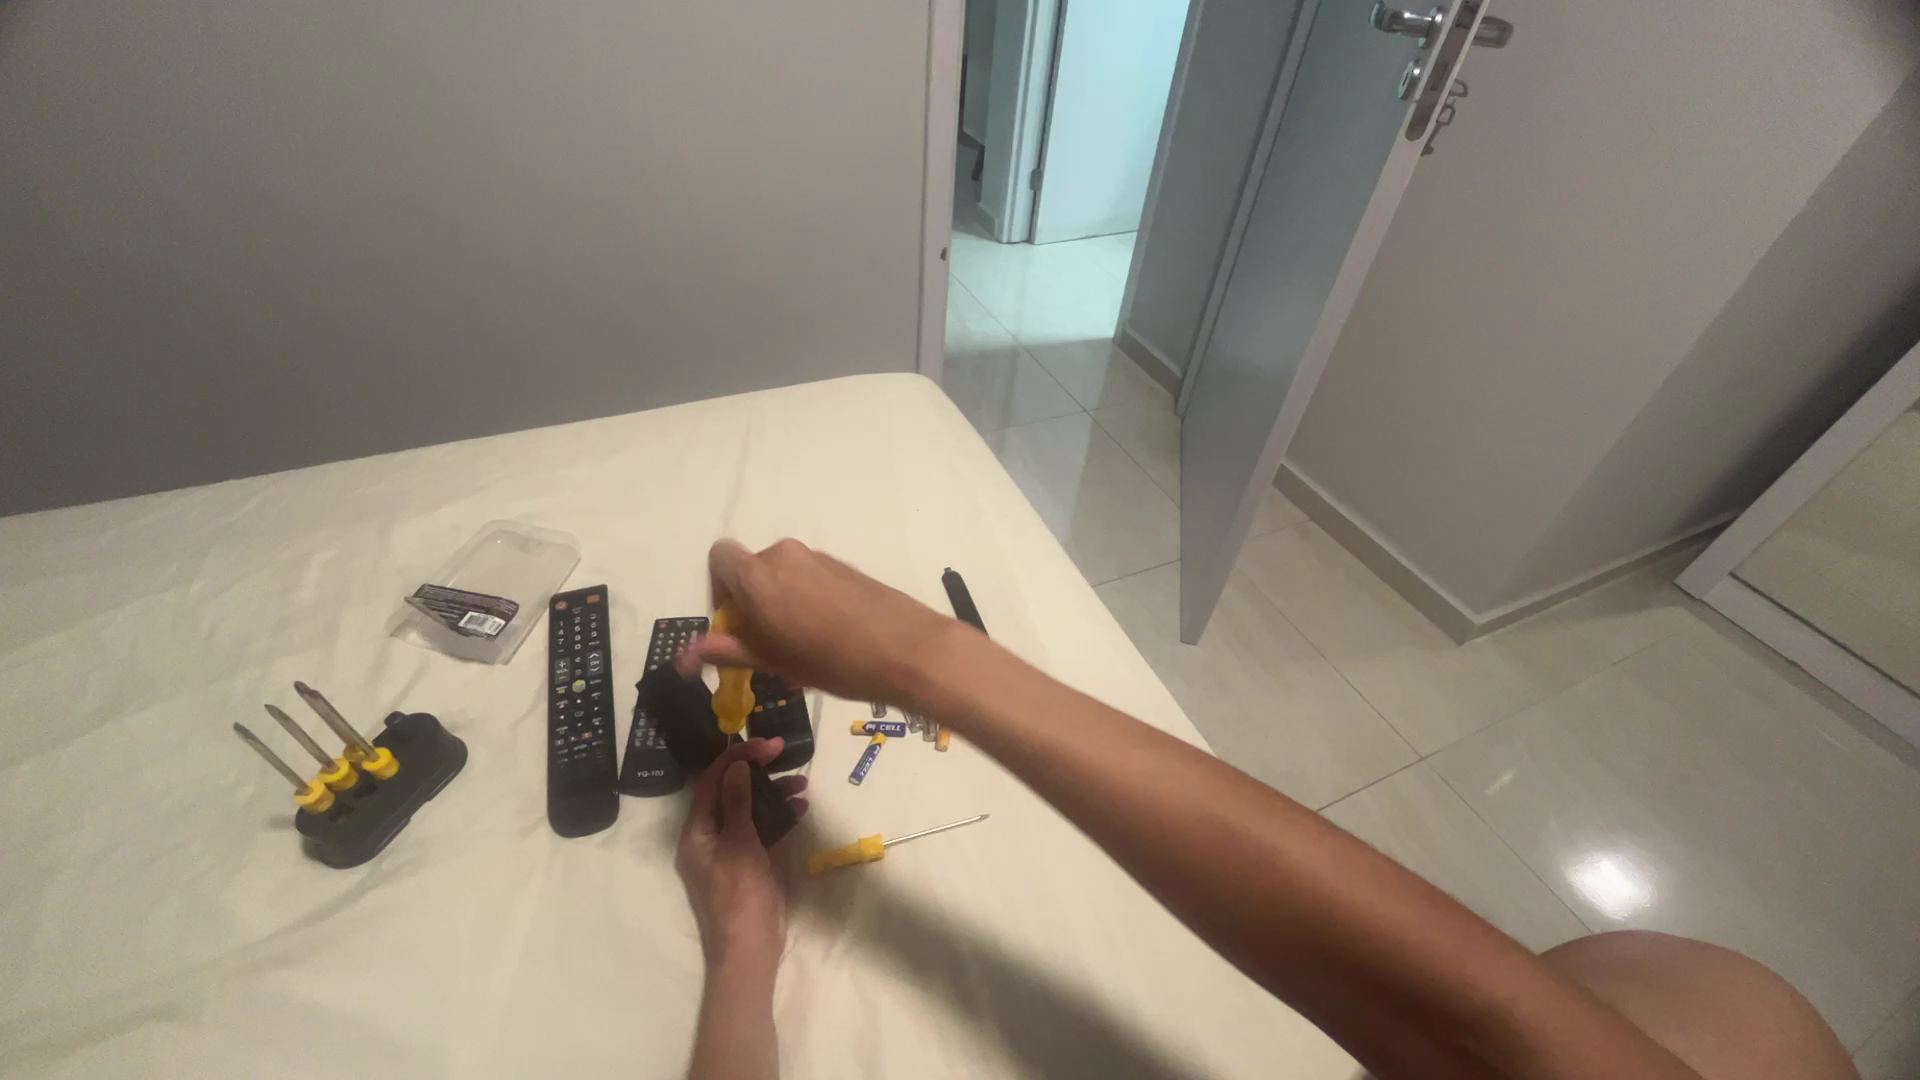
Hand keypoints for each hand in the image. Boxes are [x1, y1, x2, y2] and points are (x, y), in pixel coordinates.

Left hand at [674, 737, 808, 970]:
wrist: (749, 951)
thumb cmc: (738, 897)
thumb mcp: (738, 845)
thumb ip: (738, 804)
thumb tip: (737, 767)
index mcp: (696, 832)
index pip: (712, 781)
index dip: (737, 757)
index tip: (765, 745)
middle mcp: (711, 836)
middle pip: (732, 791)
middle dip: (758, 771)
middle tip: (785, 752)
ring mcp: (732, 849)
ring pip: (750, 808)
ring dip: (773, 792)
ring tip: (801, 783)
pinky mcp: (752, 861)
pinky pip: (764, 829)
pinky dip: (781, 815)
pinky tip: (800, 808)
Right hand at [695, 538, 963, 709]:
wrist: (907, 648)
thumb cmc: (834, 661)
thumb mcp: (776, 662)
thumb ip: (730, 650)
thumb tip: (686, 654)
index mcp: (760, 576)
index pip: (719, 559)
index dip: (718, 590)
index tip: (734, 624)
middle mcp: (786, 556)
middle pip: (752, 568)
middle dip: (752, 601)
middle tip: (767, 642)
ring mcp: (819, 558)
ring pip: (784, 573)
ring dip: (781, 600)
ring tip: (801, 643)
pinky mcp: (845, 566)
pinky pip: (810, 575)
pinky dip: (807, 597)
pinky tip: (829, 632)